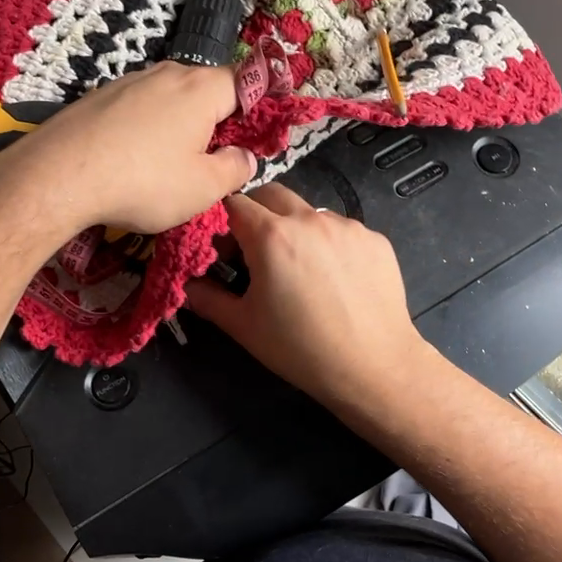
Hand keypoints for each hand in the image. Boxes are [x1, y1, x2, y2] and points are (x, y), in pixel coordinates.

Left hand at [0, 62, 256, 235]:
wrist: (57, 176)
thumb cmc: (144, 181)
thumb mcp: (203, 188)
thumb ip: (234, 170)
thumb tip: (246, 157)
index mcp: (201, 89)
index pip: (245, 80)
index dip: (258, 104)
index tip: (258, 132)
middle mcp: (167, 73)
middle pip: (206, 87)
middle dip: (218, 116)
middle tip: (218, 155)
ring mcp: (128, 82)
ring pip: (170, 97)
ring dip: (180, 124)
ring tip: (174, 162)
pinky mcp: (99, 98)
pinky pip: (139, 108)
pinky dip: (147, 128)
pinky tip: (135, 159)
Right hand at [185, 183, 436, 411]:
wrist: (373, 368)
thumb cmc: (300, 350)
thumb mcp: (243, 326)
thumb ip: (207, 298)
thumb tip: (186, 284)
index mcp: (272, 236)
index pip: (233, 204)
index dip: (222, 223)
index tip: (223, 249)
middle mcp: (310, 220)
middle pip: (272, 194)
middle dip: (257, 213)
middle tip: (256, 251)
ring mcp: (348, 227)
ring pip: (310, 213)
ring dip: (296, 229)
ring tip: (301, 272)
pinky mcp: (376, 240)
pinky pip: (343, 231)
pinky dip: (330, 245)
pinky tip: (336, 281)